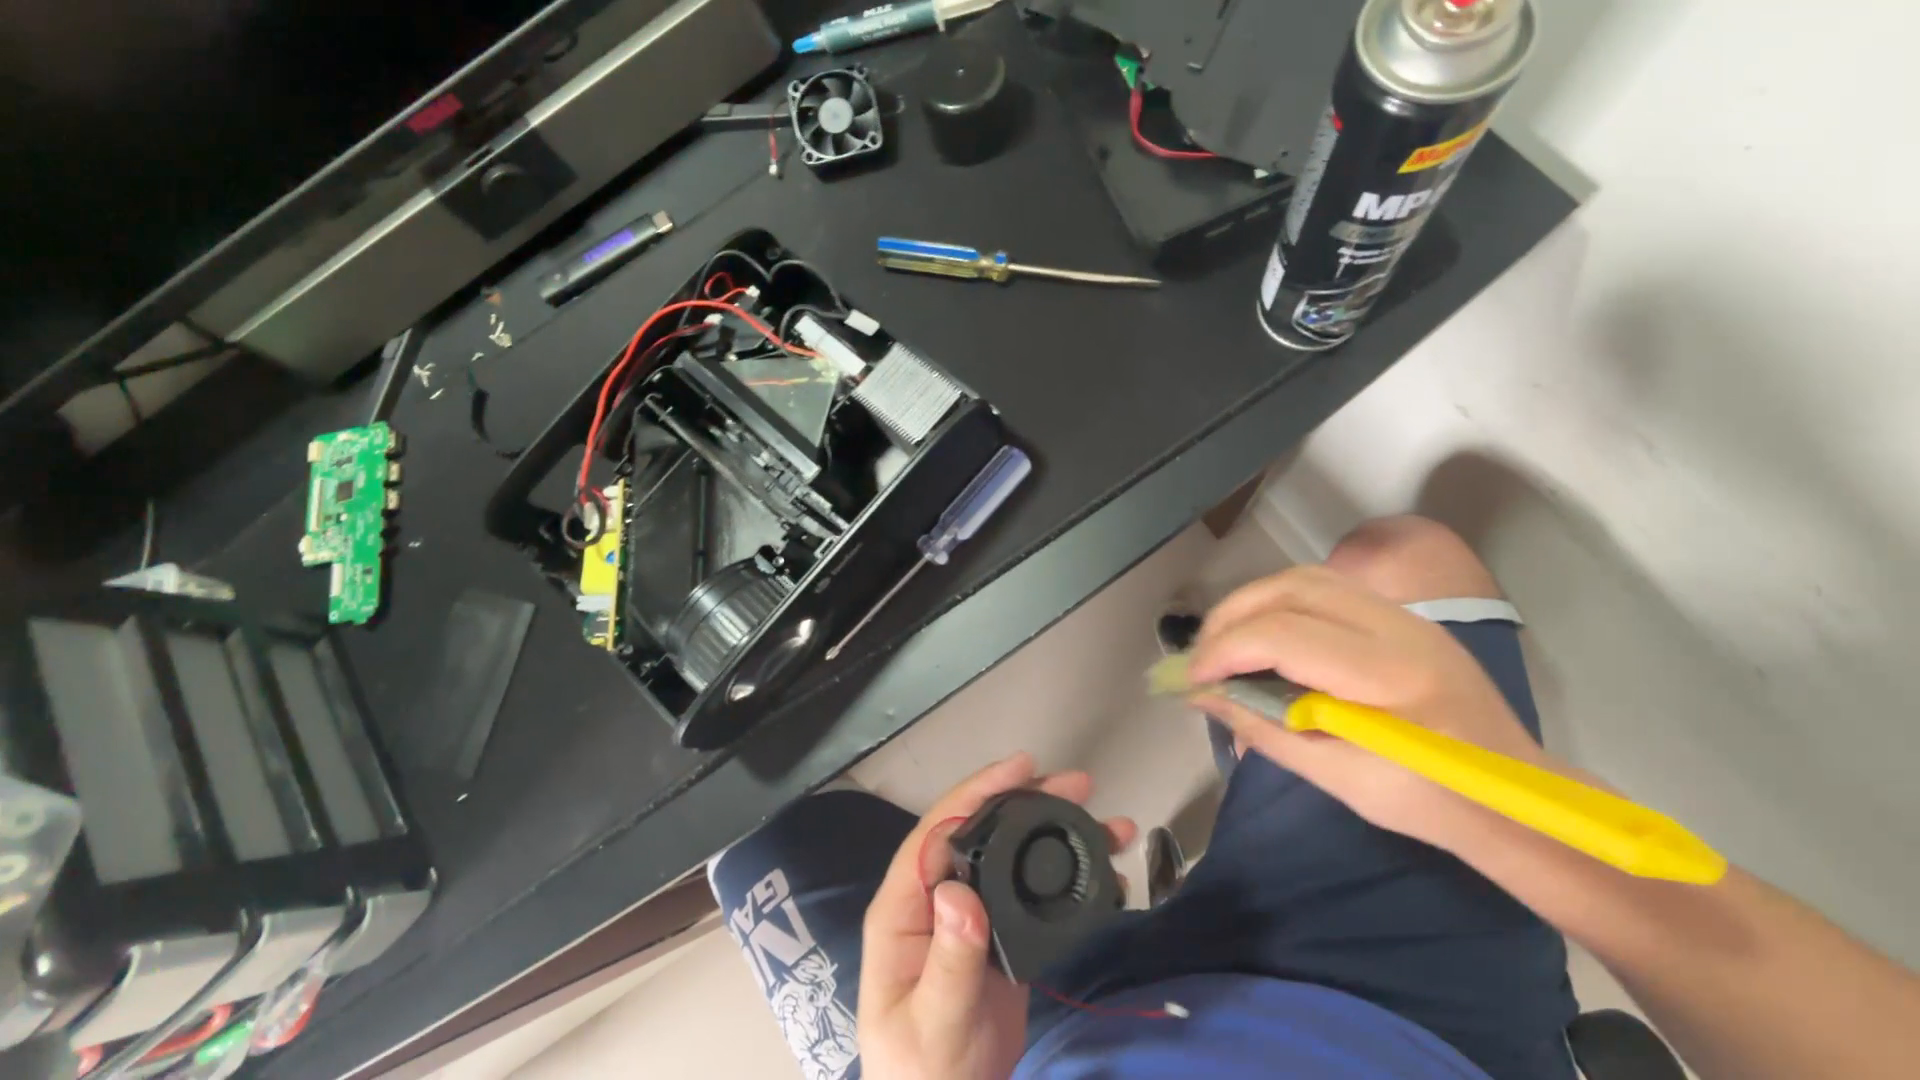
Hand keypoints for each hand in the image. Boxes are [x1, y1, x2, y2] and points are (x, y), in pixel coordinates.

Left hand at [858, 753, 1135, 1079]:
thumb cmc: (920, 1071)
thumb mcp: (932, 1020)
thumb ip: (949, 960)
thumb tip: (961, 892)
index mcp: (904, 908)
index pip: (937, 832)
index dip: (976, 793)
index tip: (1021, 768)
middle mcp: (936, 901)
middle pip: (981, 835)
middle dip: (1027, 803)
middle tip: (1079, 785)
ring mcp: (972, 920)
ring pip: (1012, 861)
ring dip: (1055, 837)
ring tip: (1107, 823)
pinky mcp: (1001, 942)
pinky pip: (1033, 897)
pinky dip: (1068, 880)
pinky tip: (1104, 874)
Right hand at [1188, 565, 1560, 852]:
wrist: (1515, 799)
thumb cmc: (1432, 803)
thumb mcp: (1342, 780)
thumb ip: (1268, 730)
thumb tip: (1204, 696)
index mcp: (1389, 672)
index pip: (1284, 633)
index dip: (1225, 650)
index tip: (1191, 681)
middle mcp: (1398, 625)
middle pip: (1291, 588)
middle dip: (1231, 617)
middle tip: (1200, 658)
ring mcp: (1405, 615)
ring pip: (1307, 578)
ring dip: (1254, 603)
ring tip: (1225, 644)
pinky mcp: (1404, 618)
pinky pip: (1328, 590)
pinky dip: (1283, 604)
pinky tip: (1267, 638)